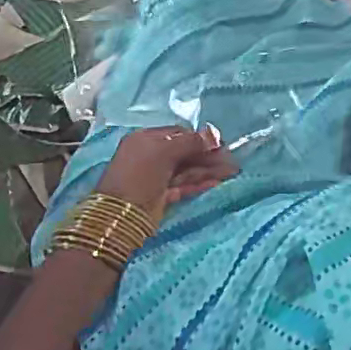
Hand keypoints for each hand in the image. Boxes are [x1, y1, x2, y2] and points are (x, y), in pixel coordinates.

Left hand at [93, 126, 237, 226]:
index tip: (221, 145)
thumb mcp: (164, 152)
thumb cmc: (139, 175)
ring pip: (186, 169)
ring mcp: (156, 176)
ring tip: (231, 173)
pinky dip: (199, 184)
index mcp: (146, 139)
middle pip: (184, 152)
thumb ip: (190, 142)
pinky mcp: (161, 196)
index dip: (199, 138)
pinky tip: (216, 183)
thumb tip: (213, 135)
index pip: (178, 134)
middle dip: (207, 156)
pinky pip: (183, 185)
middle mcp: (150, 155)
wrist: (120, 215)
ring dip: (207, 170)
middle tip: (231, 161)